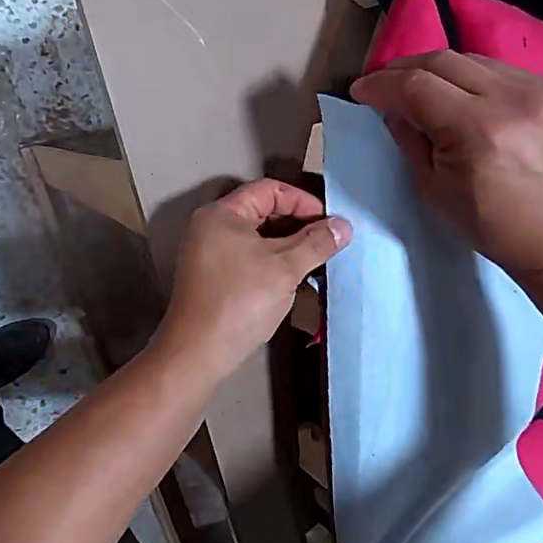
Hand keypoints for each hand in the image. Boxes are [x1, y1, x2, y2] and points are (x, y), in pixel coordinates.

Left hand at [152, 178, 351, 380]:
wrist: (198, 352)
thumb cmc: (239, 302)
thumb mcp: (285, 268)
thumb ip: (316, 243)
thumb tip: (344, 226)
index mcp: (221, 214)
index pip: (269, 190)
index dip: (303, 202)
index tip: (330, 222)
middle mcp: (211, 227)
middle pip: (263, 212)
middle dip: (298, 225)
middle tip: (327, 242)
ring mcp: (209, 253)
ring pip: (258, 238)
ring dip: (288, 246)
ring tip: (316, 261)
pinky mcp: (214, 277)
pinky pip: (249, 258)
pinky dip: (273, 262)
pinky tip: (295, 278)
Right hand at [351, 50, 542, 278]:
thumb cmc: (490, 225)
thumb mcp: (433, 189)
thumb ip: (410, 140)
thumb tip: (393, 108)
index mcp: (478, 131)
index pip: (417, 86)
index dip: (382, 84)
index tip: (360, 91)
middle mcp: (512, 99)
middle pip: (443, 61)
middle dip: (403, 68)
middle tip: (382, 84)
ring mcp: (541, 89)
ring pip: (473, 59)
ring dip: (437, 70)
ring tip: (417, 87)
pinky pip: (501, 70)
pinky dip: (471, 78)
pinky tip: (460, 96)